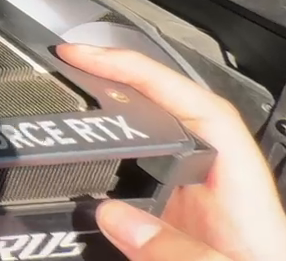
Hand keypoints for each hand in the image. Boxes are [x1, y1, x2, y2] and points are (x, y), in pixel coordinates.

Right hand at [56, 44, 285, 260]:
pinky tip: (58, 167)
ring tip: (49, 102)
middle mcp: (218, 205)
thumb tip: (116, 215)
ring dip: (99, 124)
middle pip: (169, 122)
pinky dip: (88, 169)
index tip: (84, 56)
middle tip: (56, 66)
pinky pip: (123, 189)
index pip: (202, 112)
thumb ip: (184, 257)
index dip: (144, 72)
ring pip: (143, 154)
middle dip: (113, 84)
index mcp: (245, 205)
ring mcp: (190, 222)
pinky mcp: (167, 241)